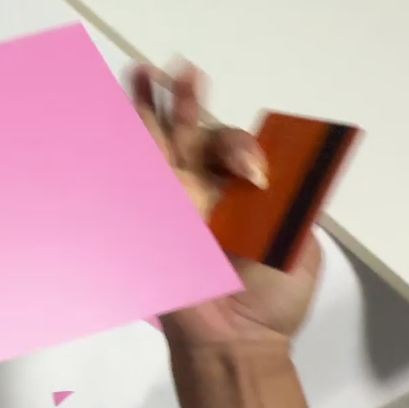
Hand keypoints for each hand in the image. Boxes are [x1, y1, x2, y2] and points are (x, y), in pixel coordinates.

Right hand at [130, 64, 320, 354]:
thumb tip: (259, 169)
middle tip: (181, 71)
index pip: (232, 147)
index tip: (248, 174)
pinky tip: (113, 117)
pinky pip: (133, 173)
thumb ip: (282, 203)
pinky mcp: (145, 213)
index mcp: (243, 189)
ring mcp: (170, 197)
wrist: (231, 336)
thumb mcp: (294, 245)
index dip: (236, 148)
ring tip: (140, 74)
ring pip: (156, 142)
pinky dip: (122, 144)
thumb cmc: (270, 295)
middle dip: (184, 101)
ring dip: (146, 108)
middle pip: (190, 133)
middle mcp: (204, 185)